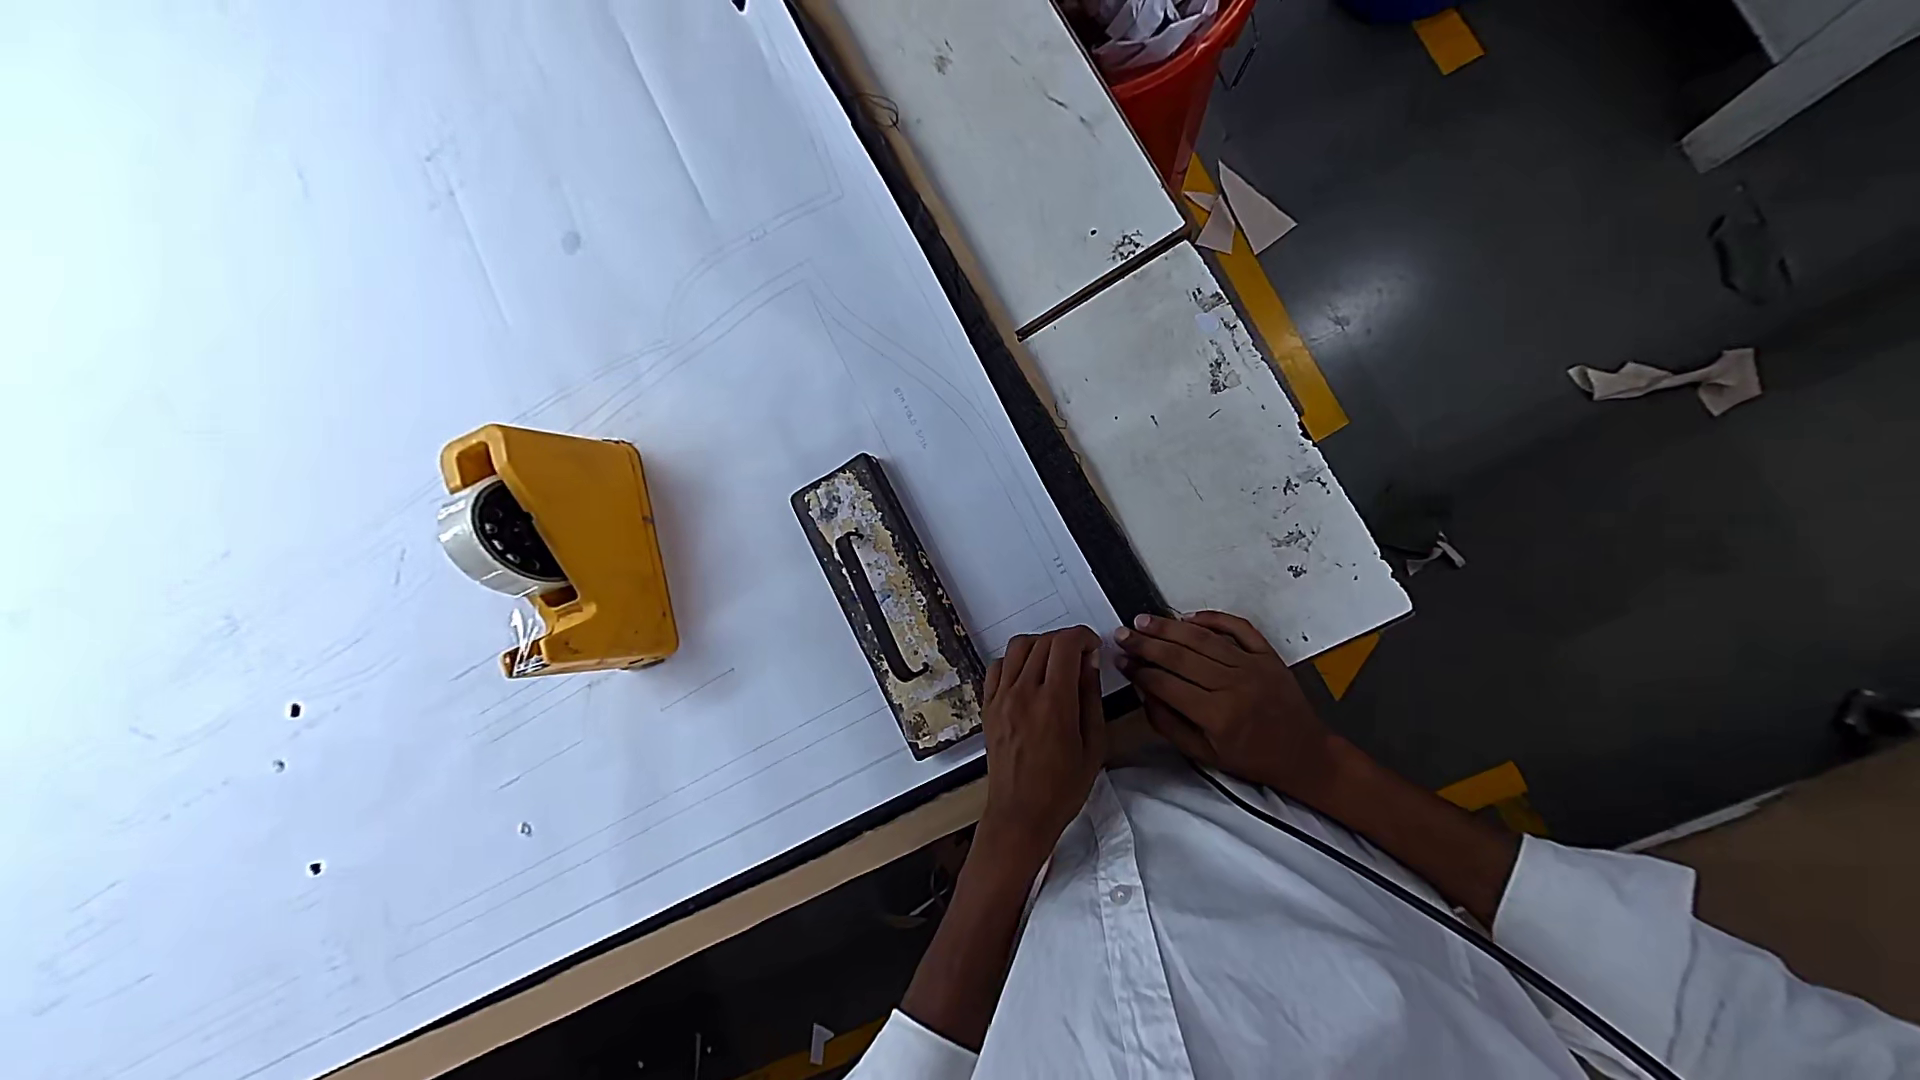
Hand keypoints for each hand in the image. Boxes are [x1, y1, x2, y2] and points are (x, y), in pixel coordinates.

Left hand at [977, 626, 1104, 868]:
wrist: (1021, 813)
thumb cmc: (1060, 788)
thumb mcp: (1093, 745)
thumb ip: (1091, 697)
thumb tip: (1090, 663)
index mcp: (1054, 703)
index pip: (1065, 645)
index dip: (1082, 636)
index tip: (1092, 645)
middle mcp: (1024, 694)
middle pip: (1043, 642)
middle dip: (1066, 640)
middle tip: (1080, 655)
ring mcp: (1002, 699)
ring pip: (1018, 647)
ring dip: (1040, 645)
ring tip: (1054, 661)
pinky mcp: (989, 706)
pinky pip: (998, 667)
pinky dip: (1015, 660)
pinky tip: (1028, 674)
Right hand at [1114, 611, 1337, 798]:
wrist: (1306, 755)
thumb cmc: (1255, 758)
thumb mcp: (1204, 754)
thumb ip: (1169, 725)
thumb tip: (1144, 694)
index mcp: (1218, 715)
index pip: (1166, 684)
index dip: (1138, 671)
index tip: (1121, 661)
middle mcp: (1234, 686)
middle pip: (1179, 656)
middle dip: (1145, 643)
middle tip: (1124, 635)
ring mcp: (1252, 666)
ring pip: (1202, 638)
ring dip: (1169, 627)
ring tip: (1145, 621)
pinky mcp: (1266, 656)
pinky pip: (1238, 627)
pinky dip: (1213, 618)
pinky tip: (1189, 617)